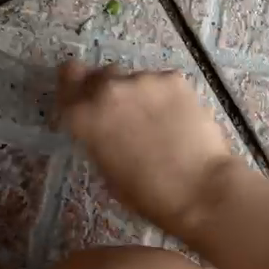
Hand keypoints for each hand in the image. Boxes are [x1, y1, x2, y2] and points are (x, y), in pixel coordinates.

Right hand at [56, 61, 242, 241]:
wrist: (199, 188)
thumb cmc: (147, 193)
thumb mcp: (106, 168)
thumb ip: (97, 134)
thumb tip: (103, 123)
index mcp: (86, 115)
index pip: (68, 77)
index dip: (75, 83)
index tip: (82, 92)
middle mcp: (109, 89)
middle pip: (100, 75)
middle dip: (107, 90)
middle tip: (124, 113)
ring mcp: (143, 79)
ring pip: (134, 80)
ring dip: (139, 95)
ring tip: (159, 122)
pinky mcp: (173, 78)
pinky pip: (161, 82)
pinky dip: (165, 96)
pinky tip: (178, 118)